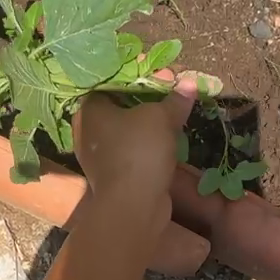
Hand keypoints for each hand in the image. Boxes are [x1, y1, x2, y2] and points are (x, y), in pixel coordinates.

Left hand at [74, 73, 199, 212]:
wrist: (133, 207)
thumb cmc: (139, 152)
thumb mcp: (160, 118)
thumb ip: (174, 100)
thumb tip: (189, 84)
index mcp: (90, 109)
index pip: (112, 78)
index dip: (140, 71)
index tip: (164, 72)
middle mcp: (89, 130)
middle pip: (121, 103)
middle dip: (149, 94)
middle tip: (173, 89)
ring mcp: (100, 155)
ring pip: (128, 127)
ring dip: (152, 118)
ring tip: (176, 110)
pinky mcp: (115, 174)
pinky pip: (133, 148)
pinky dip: (149, 140)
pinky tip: (169, 136)